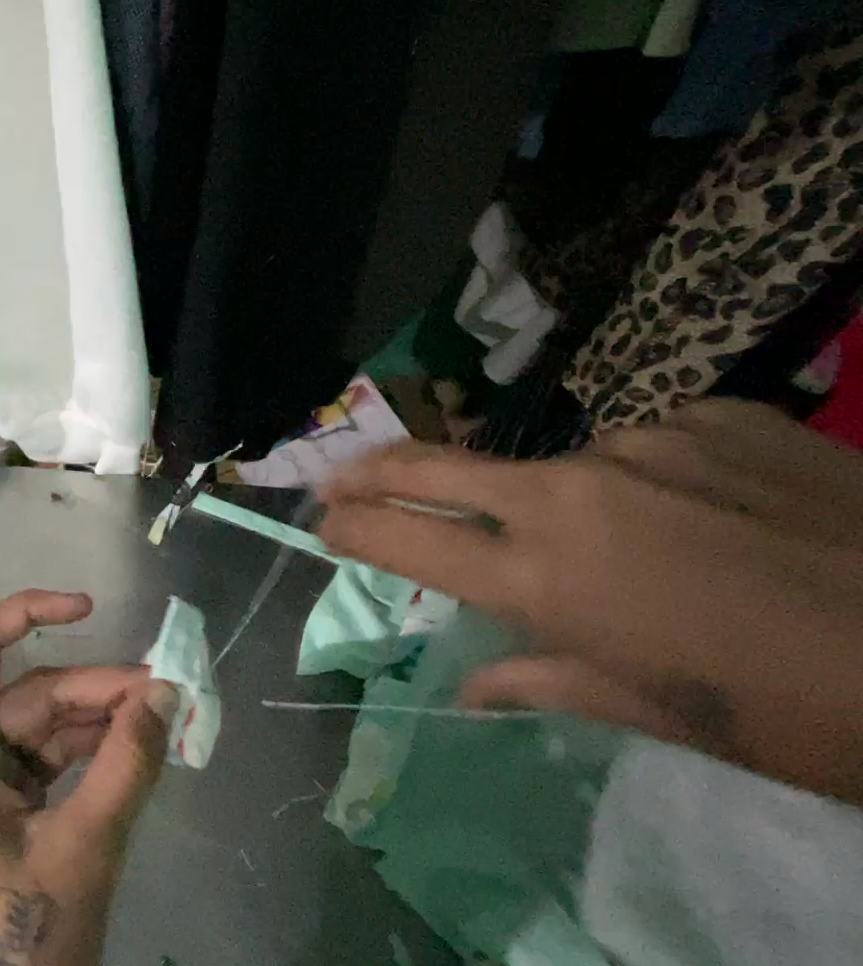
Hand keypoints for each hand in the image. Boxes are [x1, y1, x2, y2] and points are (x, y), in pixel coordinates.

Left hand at [0, 591, 178, 965]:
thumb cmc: (29, 929)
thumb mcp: (86, 843)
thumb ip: (126, 763)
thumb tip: (167, 693)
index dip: (27, 612)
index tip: (89, 607)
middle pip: (26, 691)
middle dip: (95, 687)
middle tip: (166, 690)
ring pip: (41, 723)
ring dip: (100, 718)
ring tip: (162, 716)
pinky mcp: (4, 802)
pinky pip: (46, 756)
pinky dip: (90, 749)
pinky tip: (136, 744)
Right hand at [317, 399, 862, 804]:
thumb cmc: (804, 711)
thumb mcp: (661, 712)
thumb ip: (544, 679)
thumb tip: (469, 689)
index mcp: (545, 580)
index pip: (402, 540)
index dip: (350, 530)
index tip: (322, 529)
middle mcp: (567, 497)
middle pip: (429, 468)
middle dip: (370, 473)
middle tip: (335, 479)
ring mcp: (637, 445)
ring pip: (554, 467)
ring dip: (557, 500)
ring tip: (635, 544)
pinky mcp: (710, 416)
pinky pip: (645, 446)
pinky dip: (649, 479)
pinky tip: (712, 510)